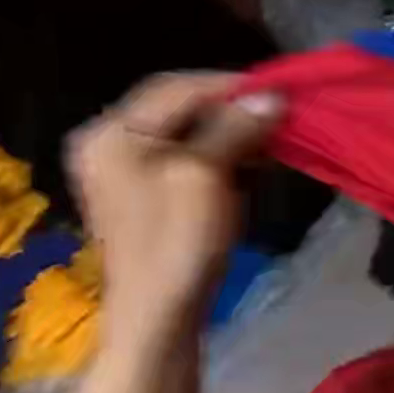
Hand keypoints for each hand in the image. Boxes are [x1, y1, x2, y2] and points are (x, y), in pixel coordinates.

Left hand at [67, 73, 281, 339]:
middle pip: (180, 106)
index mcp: (112, 134)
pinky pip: (189, 154)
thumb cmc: (179, 239)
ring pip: (189, 130)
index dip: (232, 85)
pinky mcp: (146, 190)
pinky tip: (251, 164)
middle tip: (283, 118)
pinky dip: (224, 152)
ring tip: (274, 141)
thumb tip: (270, 96)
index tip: (283, 93)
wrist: (160, 307)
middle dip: (234, 108)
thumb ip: (233, 129)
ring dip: (234, 130)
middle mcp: (110, 142)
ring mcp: (125, 168)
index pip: (177, 88)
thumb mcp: (205, 175)